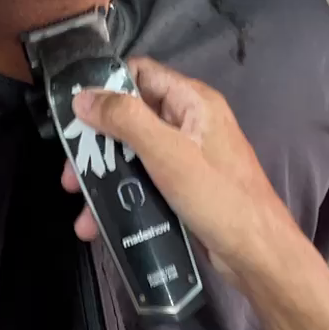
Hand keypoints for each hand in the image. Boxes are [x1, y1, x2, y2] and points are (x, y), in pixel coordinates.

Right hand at [63, 57, 303, 282]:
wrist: (257, 254)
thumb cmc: (218, 197)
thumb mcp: (168, 154)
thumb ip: (126, 120)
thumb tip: (82, 96)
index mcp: (192, 102)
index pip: (140, 75)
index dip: (105, 87)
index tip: (73, 112)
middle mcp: (189, 124)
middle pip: (130, 118)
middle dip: (97, 144)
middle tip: (70, 171)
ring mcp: (187, 158)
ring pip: (133, 155)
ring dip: (105, 177)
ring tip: (79, 203)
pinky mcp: (183, 188)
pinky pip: (144, 183)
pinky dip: (121, 197)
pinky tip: (98, 223)